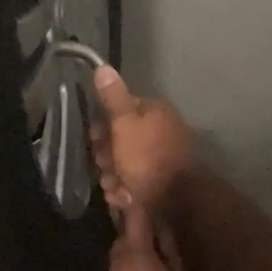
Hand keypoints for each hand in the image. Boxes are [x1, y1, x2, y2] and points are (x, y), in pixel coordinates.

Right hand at [90, 65, 193, 208]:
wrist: (177, 203)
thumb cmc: (146, 158)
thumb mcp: (124, 124)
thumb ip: (113, 98)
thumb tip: (102, 66)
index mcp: (154, 113)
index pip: (120, 109)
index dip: (103, 125)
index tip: (94, 140)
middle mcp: (161, 131)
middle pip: (122, 138)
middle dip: (107, 155)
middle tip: (103, 166)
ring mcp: (163, 158)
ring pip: (126, 162)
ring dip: (114, 175)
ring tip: (113, 187)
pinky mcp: (162, 182)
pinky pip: (136, 181)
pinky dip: (127, 190)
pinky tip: (123, 198)